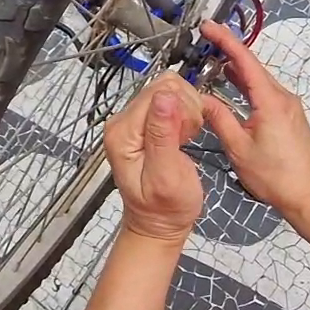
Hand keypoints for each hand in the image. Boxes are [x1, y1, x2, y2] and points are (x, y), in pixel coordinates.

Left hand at [103, 72, 206, 244]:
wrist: (158, 223)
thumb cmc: (165, 208)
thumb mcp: (167, 176)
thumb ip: (163, 135)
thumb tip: (164, 96)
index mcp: (122, 132)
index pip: (157, 93)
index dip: (180, 110)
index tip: (186, 135)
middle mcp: (122, 119)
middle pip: (164, 86)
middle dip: (185, 109)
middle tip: (185, 138)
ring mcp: (133, 118)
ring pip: (171, 88)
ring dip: (187, 110)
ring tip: (184, 138)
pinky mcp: (145, 119)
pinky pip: (171, 98)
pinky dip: (184, 113)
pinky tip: (182, 134)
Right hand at [198, 21, 309, 220]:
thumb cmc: (274, 176)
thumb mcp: (239, 148)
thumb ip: (219, 119)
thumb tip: (199, 98)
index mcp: (270, 101)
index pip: (245, 60)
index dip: (225, 40)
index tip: (208, 26)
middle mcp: (282, 97)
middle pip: (253, 66)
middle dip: (229, 50)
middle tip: (206, 39)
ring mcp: (289, 107)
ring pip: (259, 79)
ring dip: (238, 68)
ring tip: (215, 58)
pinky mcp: (290, 117)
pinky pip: (265, 91)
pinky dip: (247, 84)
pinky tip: (234, 84)